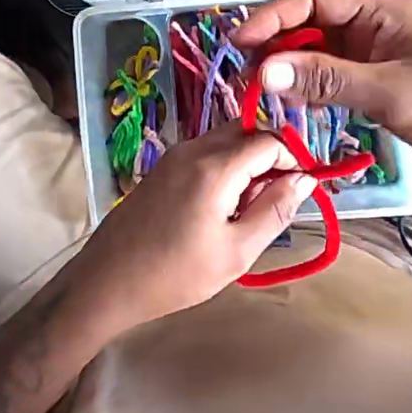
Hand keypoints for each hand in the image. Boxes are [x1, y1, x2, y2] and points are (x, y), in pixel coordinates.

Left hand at [62, 127, 315, 330]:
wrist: (106, 281)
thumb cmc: (175, 274)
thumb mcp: (236, 251)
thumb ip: (274, 210)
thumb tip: (305, 179)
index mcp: (214, 166)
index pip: (269, 140)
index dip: (294, 158)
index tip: (305, 188)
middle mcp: (193, 148)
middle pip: (246, 131)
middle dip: (271, 157)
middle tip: (277, 199)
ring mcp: (174, 155)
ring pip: (226, 140)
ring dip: (248, 163)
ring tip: (248, 210)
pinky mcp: (162, 167)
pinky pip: (206, 152)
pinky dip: (226, 168)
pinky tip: (221, 207)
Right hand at [231, 0, 411, 167]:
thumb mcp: (391, 93)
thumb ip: (326, 80)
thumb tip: (263, 71)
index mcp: (384, 7)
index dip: (272, 16)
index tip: (239, 42)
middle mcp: (375, 20)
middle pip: (312, 20)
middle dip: (276, 42)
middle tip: (244, 74)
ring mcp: (376, 48)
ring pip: (319, 47)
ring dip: (290, 65)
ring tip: (260, 89)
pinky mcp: (377, 73)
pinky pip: (332, 71)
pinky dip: (310, 83)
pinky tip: (293, 100)